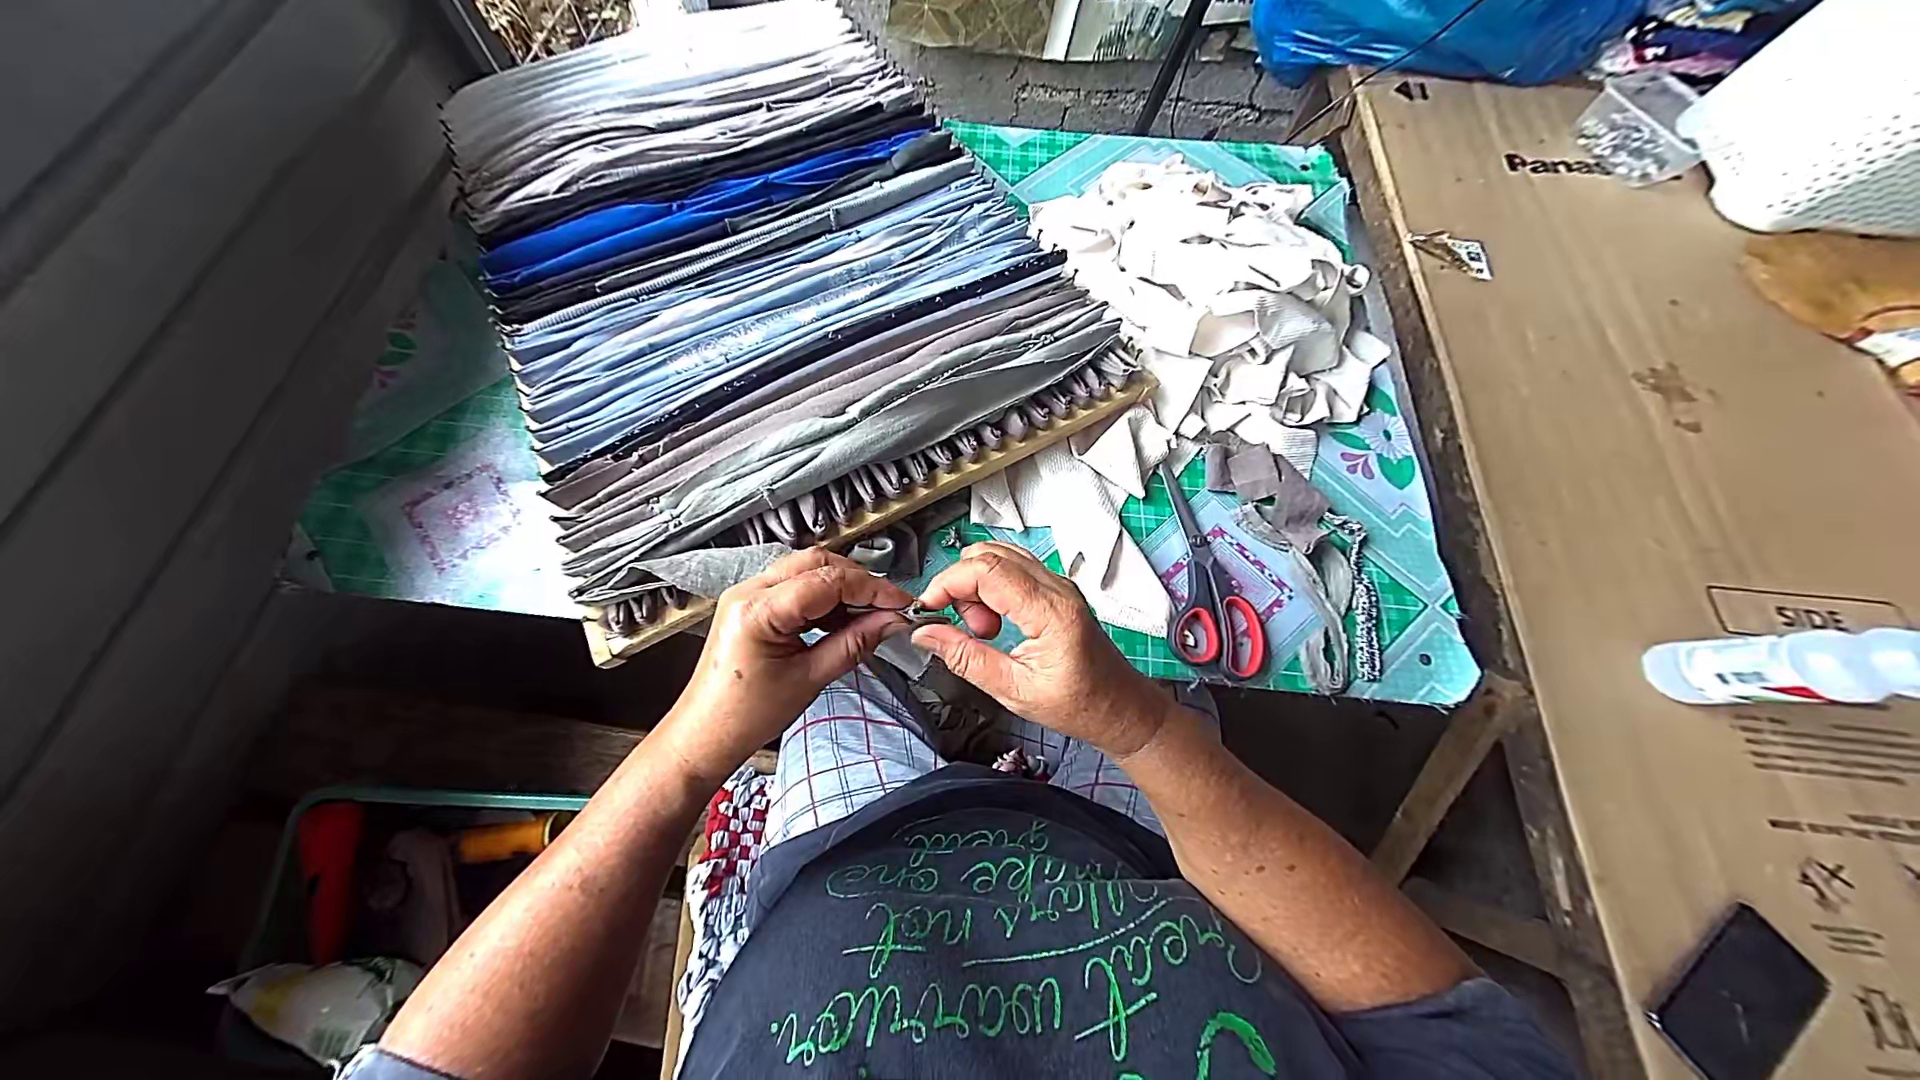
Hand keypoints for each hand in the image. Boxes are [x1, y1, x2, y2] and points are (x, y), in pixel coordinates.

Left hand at [660, 549, 912, 784]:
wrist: (705, 735)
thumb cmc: (744, 715)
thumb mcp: (811, 678)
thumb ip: (856, 643)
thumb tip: (890, 621)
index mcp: (758, 610)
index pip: (829, 581)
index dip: (872, 589)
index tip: (900, 602)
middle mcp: (748, 591)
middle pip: (818, 563)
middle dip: (859, 581)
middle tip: (888, 606)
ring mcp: (747, 594)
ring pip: (808, 569)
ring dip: (843, 586)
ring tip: (867, 615)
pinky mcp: (751, 603)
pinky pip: (796, 584)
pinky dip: (825, 595)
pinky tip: (841, 618)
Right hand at [912, 542, 1181, 759]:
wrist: (1119, 707)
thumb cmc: (1081, 704)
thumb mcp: (1013, 690)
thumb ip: (966, 658)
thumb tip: (928, 635)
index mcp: (1051, 611)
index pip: (986, 569)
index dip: (948, 582)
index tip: (930, 607)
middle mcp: (1056, 588)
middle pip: (988, 555)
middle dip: (958, 585)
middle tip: (957, 625)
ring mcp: (1057, 585)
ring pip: (997, 557)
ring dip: (974, 586)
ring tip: (981, 630)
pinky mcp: (1053, 590)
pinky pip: (1010, 570)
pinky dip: (989, 589)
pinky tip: (994, 622)